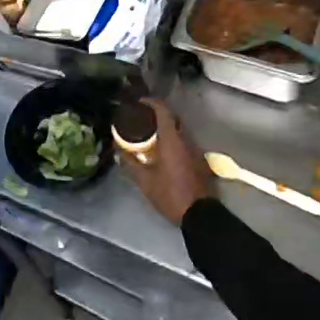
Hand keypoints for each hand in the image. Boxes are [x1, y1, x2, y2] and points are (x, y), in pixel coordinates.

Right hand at [121, 98, 210, 223]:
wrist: (200, 216)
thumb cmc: (170, 194)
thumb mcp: (144, 180)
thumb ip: (130, 162)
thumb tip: (117, 149)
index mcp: (172, 140)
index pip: (163, 110)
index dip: (151, 102)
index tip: (139, 102)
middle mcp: (186, 140)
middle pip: (173, 118)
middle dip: (158, 116)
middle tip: (142, 120)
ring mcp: (196, 151)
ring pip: (180, 132)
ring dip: (167, 130)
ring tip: (151, 137)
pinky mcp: (201, 162)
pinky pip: (186, 144)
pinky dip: (174, 142)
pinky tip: (165, 154)